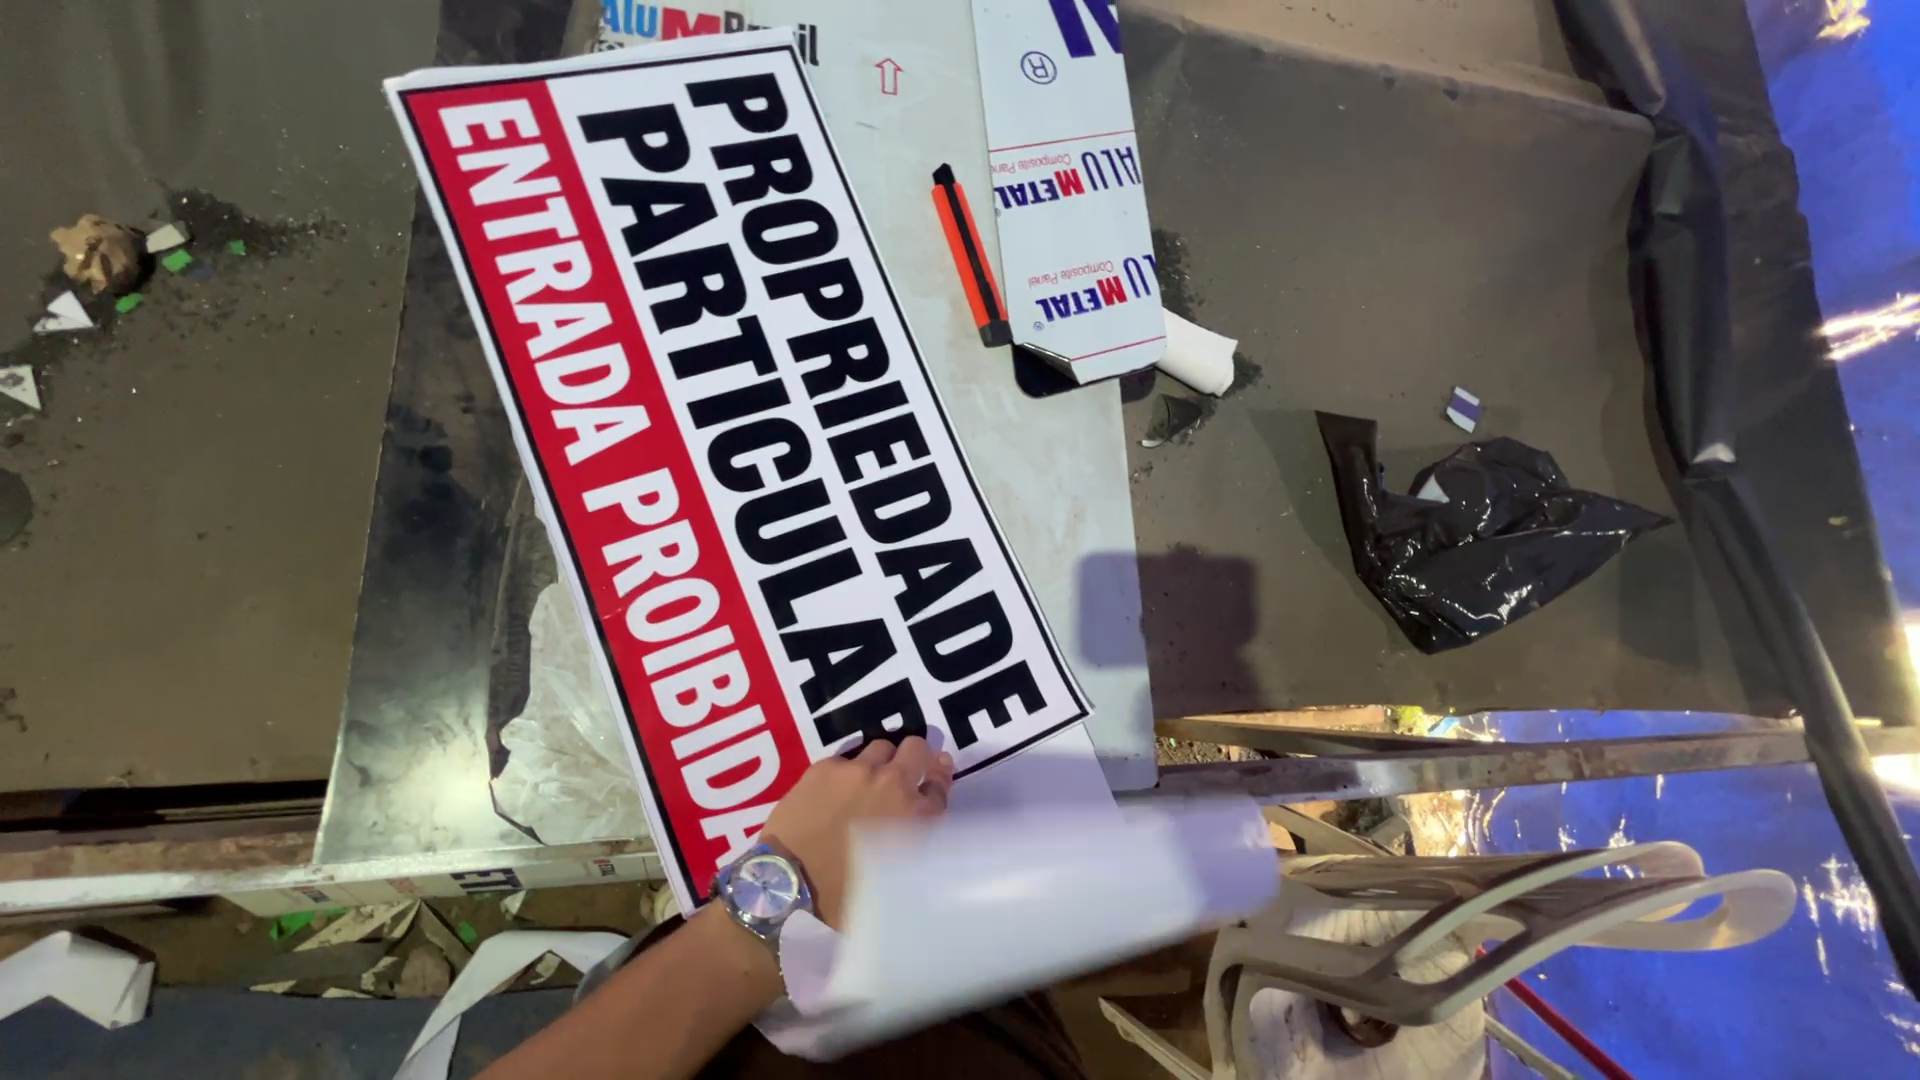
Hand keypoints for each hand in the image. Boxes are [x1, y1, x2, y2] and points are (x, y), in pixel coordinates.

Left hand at [761, 737, 954, 927]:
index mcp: (917, 818)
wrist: (790, 887)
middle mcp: (895, 786)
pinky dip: (845, 772)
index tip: (935, 769)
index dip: (939, 774)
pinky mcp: (826, 768)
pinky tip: (832, 792)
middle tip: (903, 771)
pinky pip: (845, 759)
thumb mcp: (895, 881)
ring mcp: (859, 771)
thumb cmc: (846, 899)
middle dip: (914, 756)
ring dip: (880, 762)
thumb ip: (912, 849)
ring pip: (881, 747)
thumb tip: (911, 834)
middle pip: (917, 748)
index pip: (940, 782)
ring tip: (866, 780)